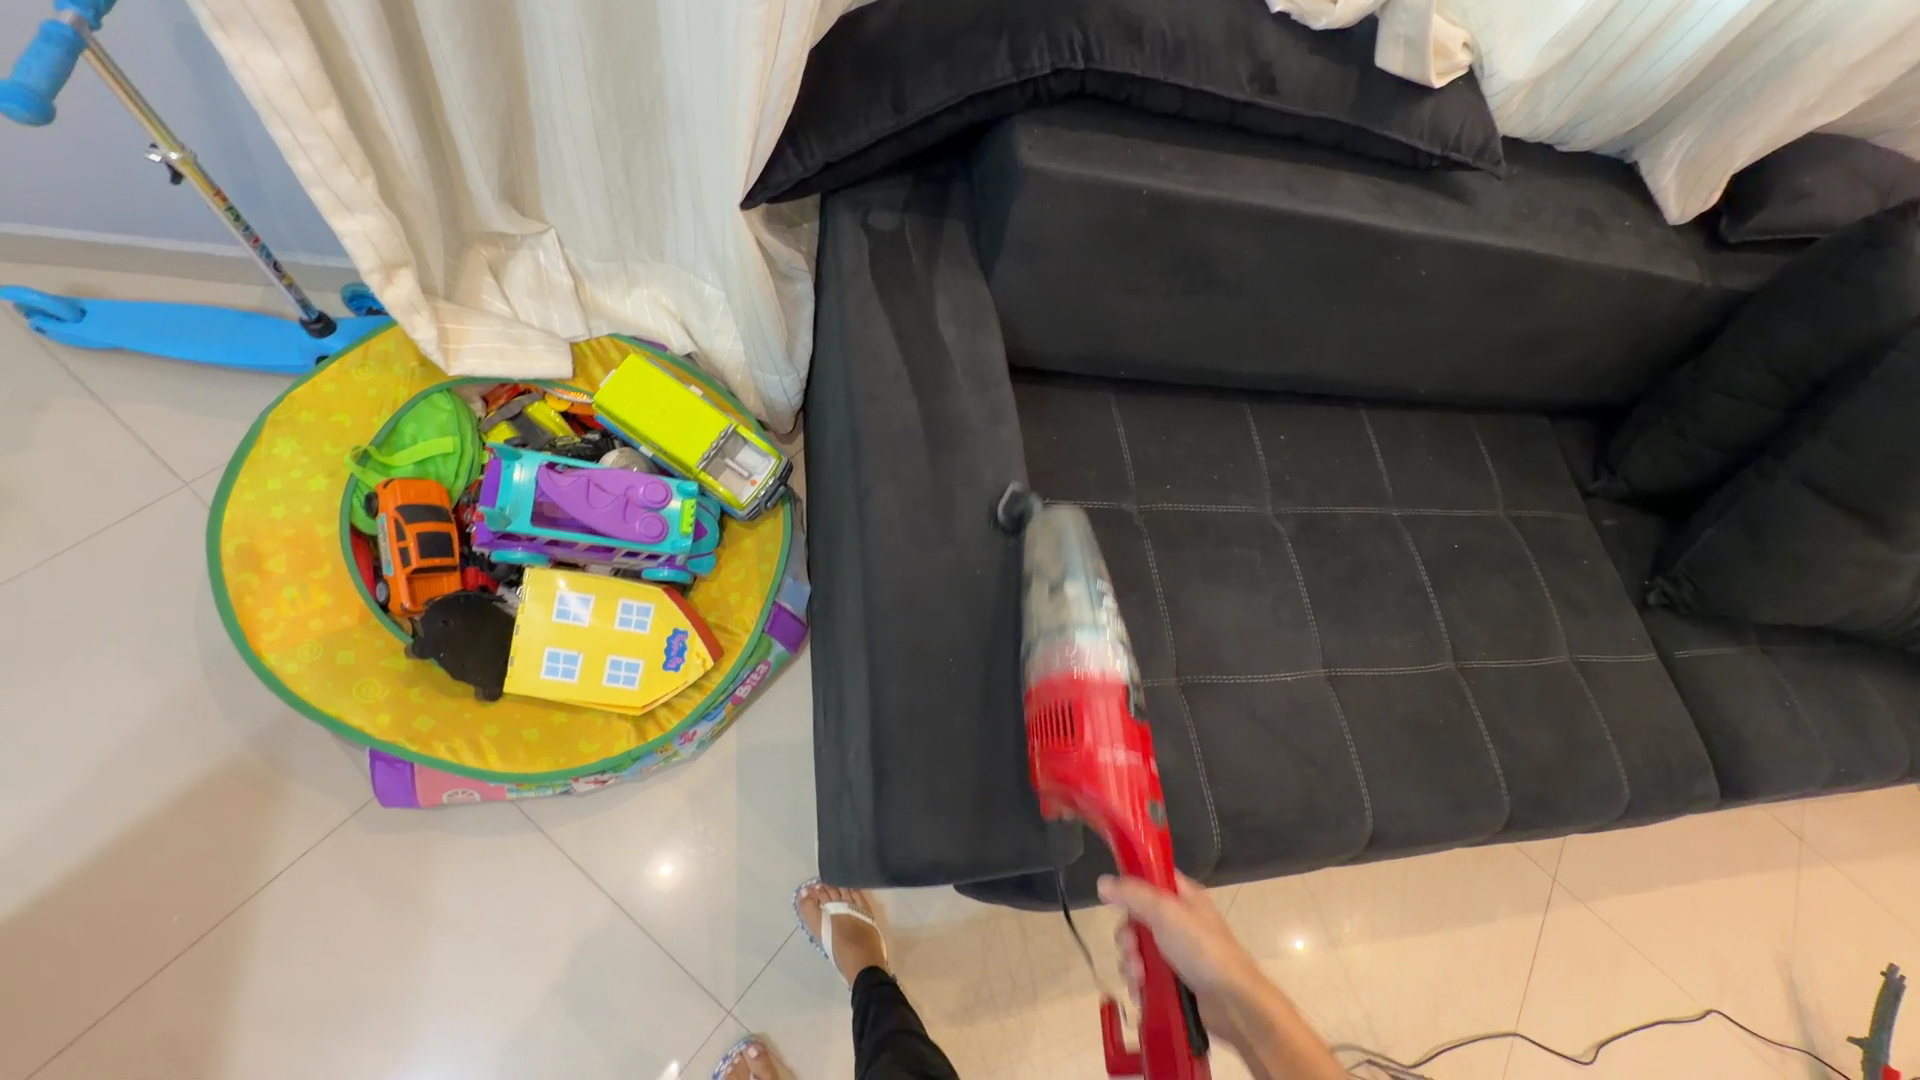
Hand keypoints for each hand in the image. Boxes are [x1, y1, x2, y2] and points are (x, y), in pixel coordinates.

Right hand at [1100, 873, 1347, 1079]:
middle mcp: (1178, 920)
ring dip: (1130, 963)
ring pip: (1137, 948)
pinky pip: (1144, 973)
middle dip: (1127, 937)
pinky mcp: (1174, 979)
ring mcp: (1176, 951)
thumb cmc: (1202, 949)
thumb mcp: (1165, 912)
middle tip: (1132, 950)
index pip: (1150, 879)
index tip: (1114, 900)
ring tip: (1139, 978)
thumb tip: (1102, 882)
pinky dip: (1138, 982)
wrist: (1232, 1002)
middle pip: (1136, 918)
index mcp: (1183, 896)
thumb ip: (1132, 895)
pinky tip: (1139, 992)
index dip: (1131, 887)